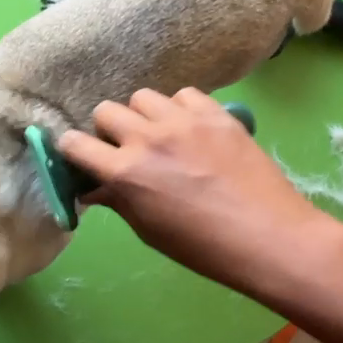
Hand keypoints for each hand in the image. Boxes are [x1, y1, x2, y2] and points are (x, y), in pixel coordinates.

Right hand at [58, 88, 342, 296]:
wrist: (270, 239)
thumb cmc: (202, 247)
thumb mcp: (148, 229)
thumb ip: (117, 199)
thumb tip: (94, 187)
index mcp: (125, 172)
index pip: (74, 143)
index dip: (72, 151)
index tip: (81, 159)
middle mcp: (148, 139)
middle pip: (106, 111)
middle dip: (107, 131)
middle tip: (124, 150)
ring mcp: (184, 122)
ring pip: (143, 97)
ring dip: (143, 116)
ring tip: (160, 135)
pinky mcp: (217, 115)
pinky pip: (184, 95)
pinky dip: (180, 109)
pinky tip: (190, 130)